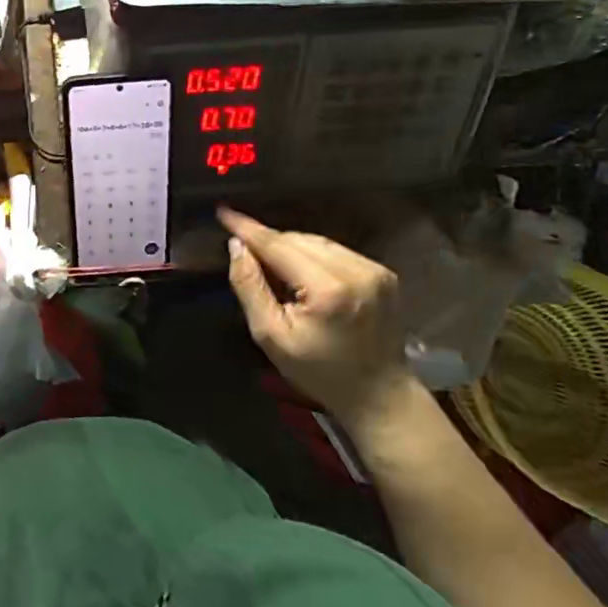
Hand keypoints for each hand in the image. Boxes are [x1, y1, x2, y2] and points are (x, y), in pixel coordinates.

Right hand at [219, 208, 415, 426]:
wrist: (377, 394)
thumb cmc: (317, 371)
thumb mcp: (270, 335)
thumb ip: (250, 286)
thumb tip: (236, 246)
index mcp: (329, 289)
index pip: (279, 246)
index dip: (248, 229)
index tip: (224, 213)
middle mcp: (357, 271)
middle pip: (299, 239)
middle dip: (268, 241)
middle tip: (244, 251)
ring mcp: (375, 270)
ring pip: (317, 242)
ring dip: (289, 247)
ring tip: (271, 266)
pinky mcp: (384, 273)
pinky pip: (336, 251)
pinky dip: (312, 255)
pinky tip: (301, 274)